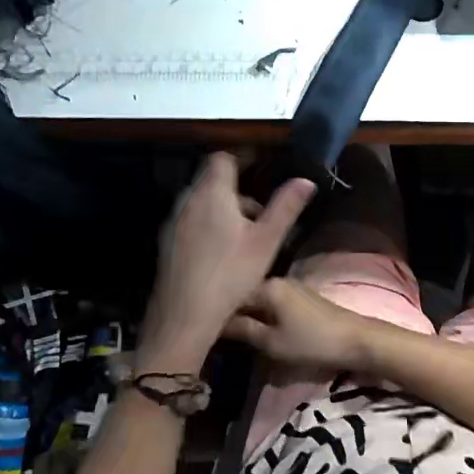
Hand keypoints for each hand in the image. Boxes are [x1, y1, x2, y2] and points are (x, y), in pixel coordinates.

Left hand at [141, 154, 314, 373]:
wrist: (184, 314)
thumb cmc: (231, 274)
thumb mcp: (266, 241)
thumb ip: (285, 207)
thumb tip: (306, 181)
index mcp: (212, 193)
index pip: (222, 158)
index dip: (241, 158)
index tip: (259, 166)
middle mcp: (188, 200)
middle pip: (211, 180)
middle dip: (235, 188)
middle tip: (259, 210)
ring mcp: (174, 221)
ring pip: (201, 201)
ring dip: (222, 207)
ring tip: (245, 233)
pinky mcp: (167, 241)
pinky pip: (191, 219)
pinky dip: (208, 222)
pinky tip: (222, 250)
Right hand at [221, 278, 379, 374]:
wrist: (355, 339)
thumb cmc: (311, 342)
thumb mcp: (271, 342)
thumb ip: (242, 330)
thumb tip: (214, 324)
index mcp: (266, 286)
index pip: (230, 296)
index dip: (215, 313)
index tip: (202, 328)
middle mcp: (276, 280)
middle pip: (244, 296)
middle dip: (230, 313)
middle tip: (215, 335)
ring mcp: (290, 287)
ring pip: (258, 300)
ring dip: (246, 315)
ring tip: (232, 334)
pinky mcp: (299, 297)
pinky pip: (271, 303)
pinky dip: (261, 315)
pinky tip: (256, 329)